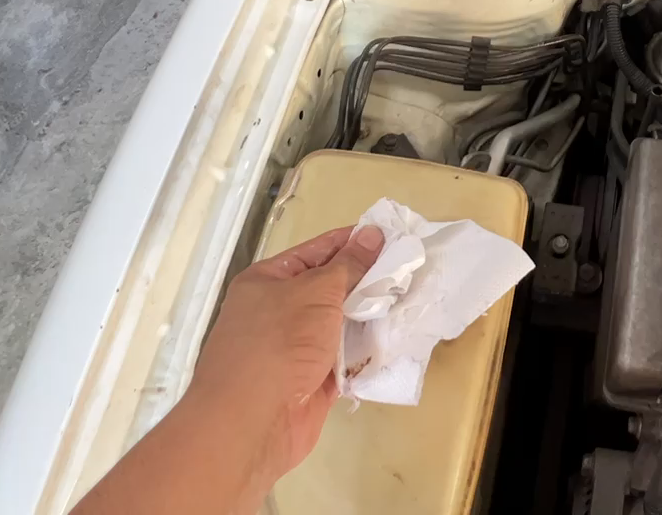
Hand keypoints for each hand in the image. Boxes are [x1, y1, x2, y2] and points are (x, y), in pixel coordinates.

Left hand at [72, 224, 383, 514]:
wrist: (251, 427)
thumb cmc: (279, 344)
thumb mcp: (317, 292)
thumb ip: (349, 264)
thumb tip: (372, 233)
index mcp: (267, 281)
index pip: (318, 250)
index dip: (354, 242)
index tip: (392, 235)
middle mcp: (279, 311)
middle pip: (331, 287)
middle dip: (367, 279)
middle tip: (409, 267)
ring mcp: (295, 348)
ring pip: (341, 322)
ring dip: (370, 314)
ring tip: (411, 297)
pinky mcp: (312, 379)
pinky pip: (345, 355)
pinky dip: (366, 348)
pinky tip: (397, 335)